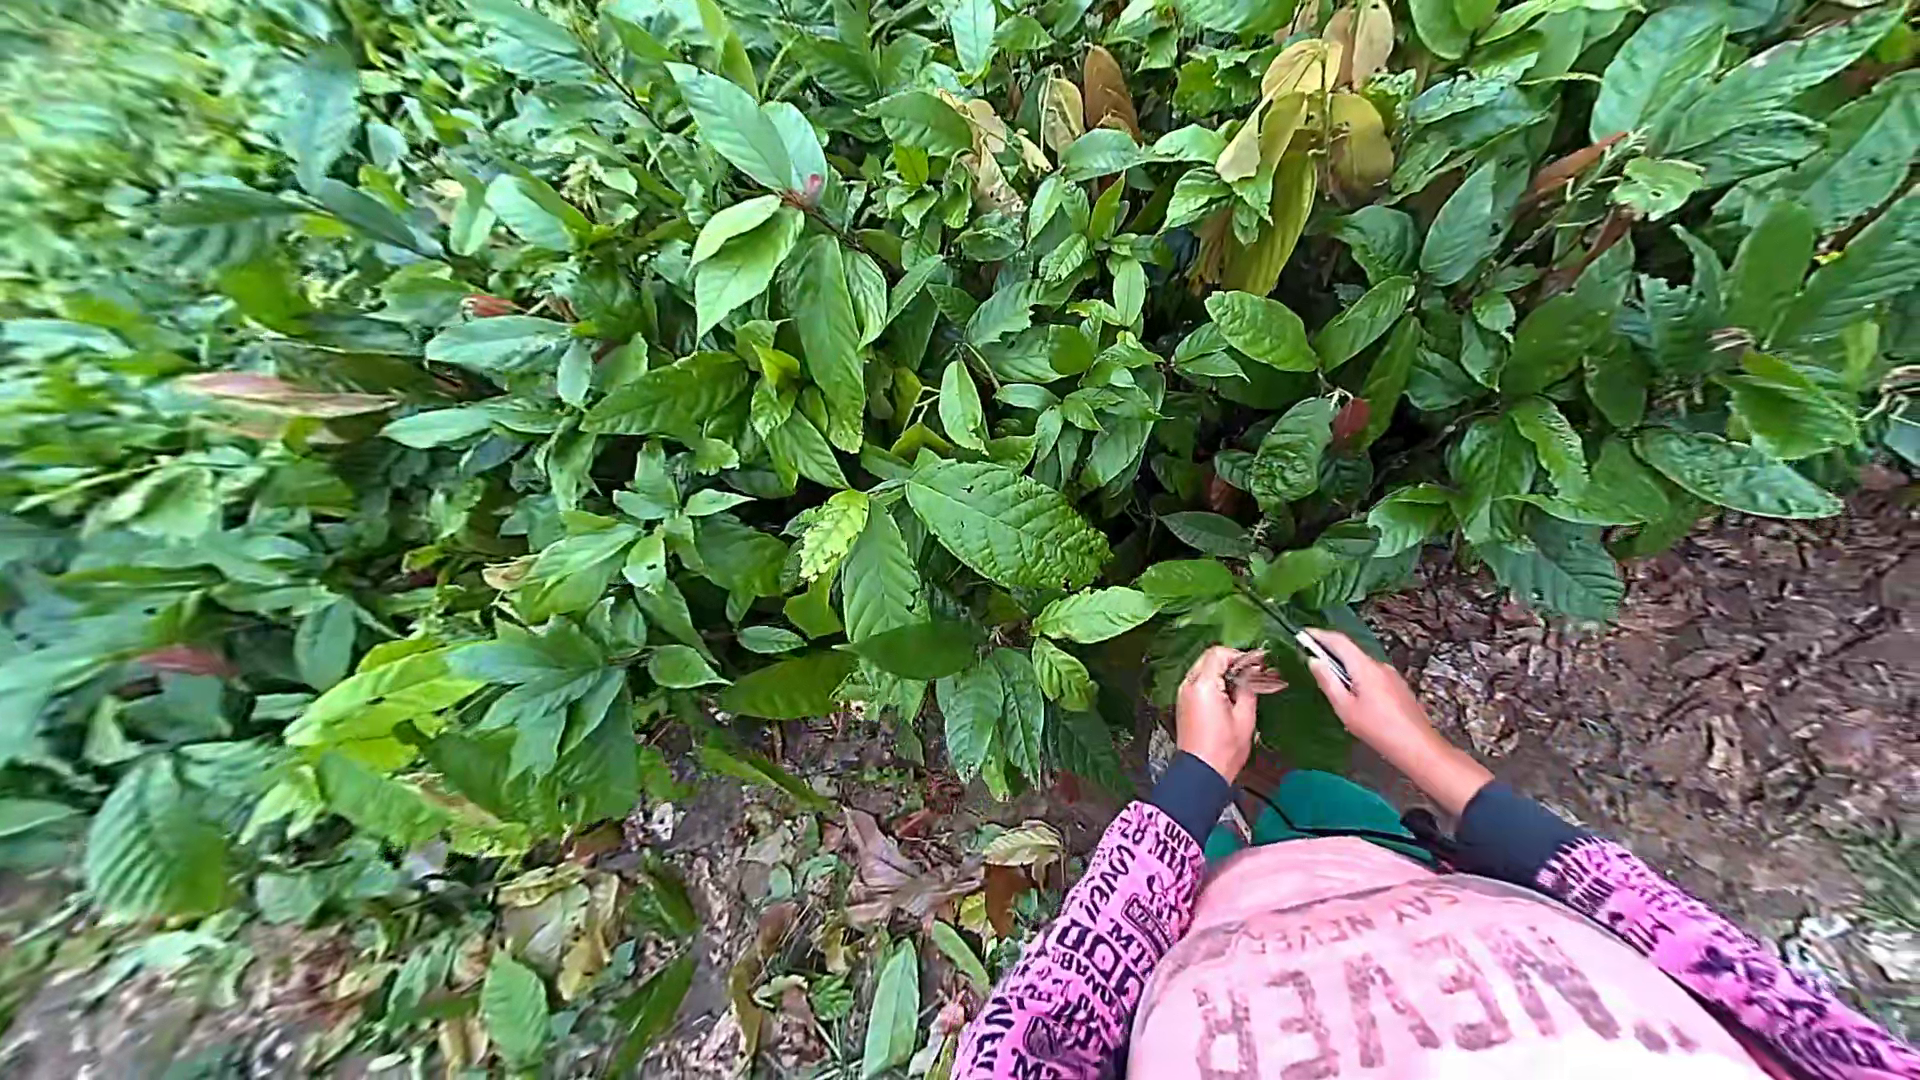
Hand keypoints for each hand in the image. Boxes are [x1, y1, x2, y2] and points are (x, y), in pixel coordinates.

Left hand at [1176, 646, 1284, 783]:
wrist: (1202, 770)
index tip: (1254, 665)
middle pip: (1208, 658)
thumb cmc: (1223, 749)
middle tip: (1251, 675)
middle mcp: (1188, 685)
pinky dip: (1212, 683)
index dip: (1239, 656)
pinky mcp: (1184, 702)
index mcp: (1203, 685)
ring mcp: (1183, 694)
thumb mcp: (1245, 717)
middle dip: (1231, 663)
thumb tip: (1253, 673)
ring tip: (1242, 687)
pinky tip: (1228, 696)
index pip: (1217, 654)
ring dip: (1222, 672)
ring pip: (1202, 669)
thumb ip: (1248, 688)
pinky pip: (1198, 682)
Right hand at [1301, 630, 1433, 755]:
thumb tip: (1314, 661)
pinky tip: (1353, 694)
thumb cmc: (1378, 729)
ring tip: (1330, 680)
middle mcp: (1380, 666)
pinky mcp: (1398, 686)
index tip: (1304, 633)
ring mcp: (1391, 676)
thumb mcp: (1344, 707)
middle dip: (1330, 651)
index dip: (1319, 635)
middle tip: (1310, 657)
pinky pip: (1372, 674)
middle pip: (1351, 651)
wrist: (1419, 748)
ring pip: (1361, 664)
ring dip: (1343, 666)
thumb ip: (1327, 681)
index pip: (1339, 641)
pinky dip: (1357, 675)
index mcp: (1365, 668)